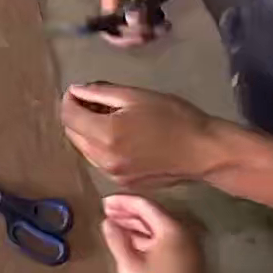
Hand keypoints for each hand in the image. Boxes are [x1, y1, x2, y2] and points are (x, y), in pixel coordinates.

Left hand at [60, 83, 235, 186]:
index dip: (69, 100)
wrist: (203, 152)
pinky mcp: (122, 182)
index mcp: (105, 135)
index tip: (78, 91)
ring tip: (109, 117)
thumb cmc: (174, 117)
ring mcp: (111, 174)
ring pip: (84, 149)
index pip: (69, 116)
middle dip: (77, 115)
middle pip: (73, 134)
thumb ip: (100, 92)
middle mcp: (102, 159)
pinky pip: (99, 161)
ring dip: (87, 131)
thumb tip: (75, 90)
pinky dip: (100, 146)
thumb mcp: (135, 96)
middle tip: (96, 101)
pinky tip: (120, 135)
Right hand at [97, 0, 187, 46]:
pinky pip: (136, 14)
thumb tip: (135, 32)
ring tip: (165, 25)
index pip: (107, 25)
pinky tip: (162, 18)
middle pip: (118, 25)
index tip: (144, 38)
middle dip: (138, 32)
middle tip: (159, 33)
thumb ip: (140, 15)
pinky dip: (148, 19)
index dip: (123, 36)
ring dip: (146, 28)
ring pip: (129, 21)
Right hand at [100, 194, 213, 272]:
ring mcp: (186, 246)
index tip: (103, 202)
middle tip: (106, 212)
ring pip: (157, 227)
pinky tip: (129, 242)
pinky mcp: (186, 259)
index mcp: (171, 229)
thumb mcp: (130, 265)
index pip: (144, 204)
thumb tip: (108, 222)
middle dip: (127, 212)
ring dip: (135, 225)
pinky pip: (162, 239)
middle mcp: (182, 232)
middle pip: (152, 214)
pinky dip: (144, 237)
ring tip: (113, 226)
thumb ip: (117, 239)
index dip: (122, 201)